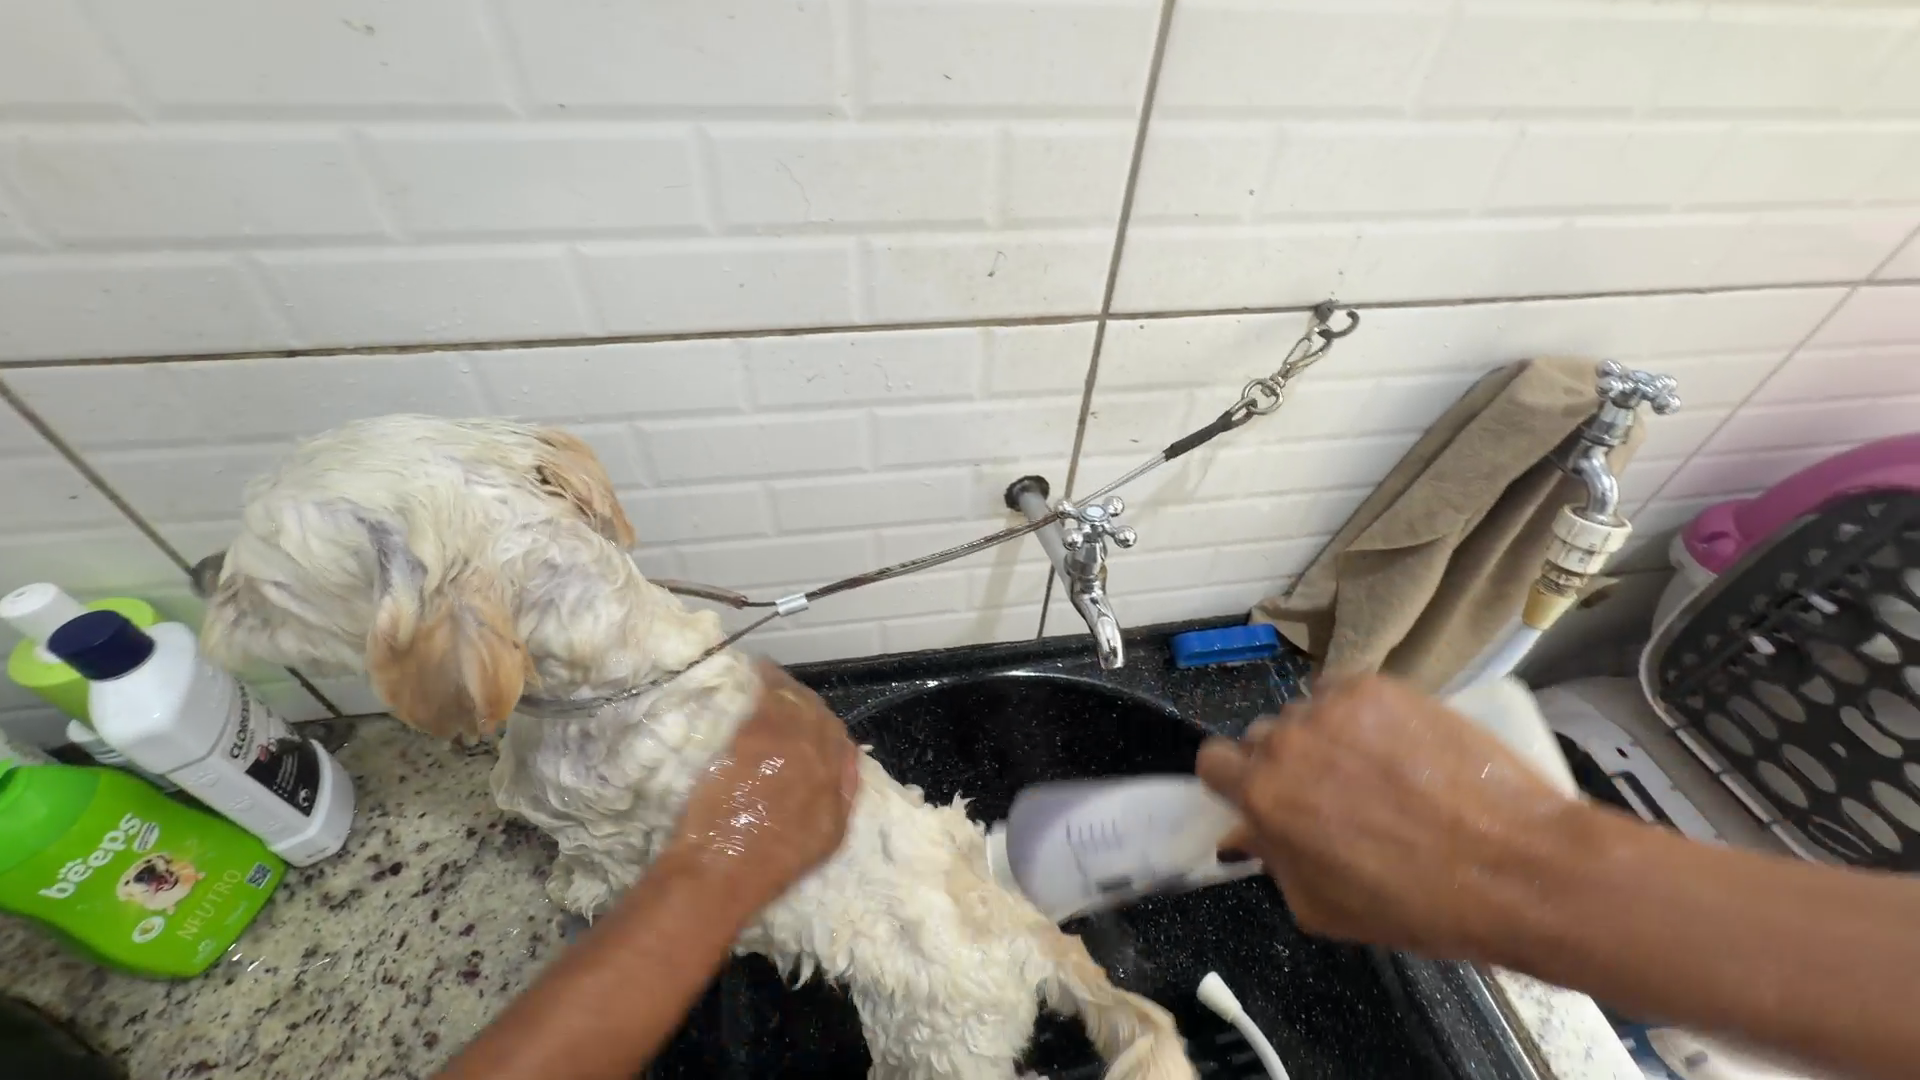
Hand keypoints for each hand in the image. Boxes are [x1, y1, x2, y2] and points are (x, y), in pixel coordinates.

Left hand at [667, 660, 859, 909]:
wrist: (723, 869)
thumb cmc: (775, 861)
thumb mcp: (830, 835)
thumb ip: (845, 790)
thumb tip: (849, 753)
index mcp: (833, 773)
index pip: (836, 732)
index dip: (823, 724)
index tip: (808, 723)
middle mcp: (812, 749)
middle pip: (814, 710)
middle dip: (804, 702)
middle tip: (787, 699)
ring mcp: (779, 739)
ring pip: (790, 698)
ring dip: (784, 687)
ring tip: (770, 679)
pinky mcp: (746, 735)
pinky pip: (761, 696)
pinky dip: (762, 680)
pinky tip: (755, 674)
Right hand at [1196, 675, 1575, 959]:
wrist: (1519, 867)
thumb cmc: (1416, 904)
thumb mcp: (1320, 908)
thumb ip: (1270, 860)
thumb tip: (1249, 830)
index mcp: (1262, 794)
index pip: (1211, 759)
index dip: (1233, 777)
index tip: (1263, 791)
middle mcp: (1284, 741)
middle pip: (1260, 736)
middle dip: (1284, 761)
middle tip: (1331, 790)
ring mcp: (1329, 708)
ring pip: (1304, 713)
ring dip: (1323, 737)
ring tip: (1377, 768)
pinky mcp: (1374, 687)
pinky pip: (1342, 693)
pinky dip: (1357, 715)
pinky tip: (1396, 744)